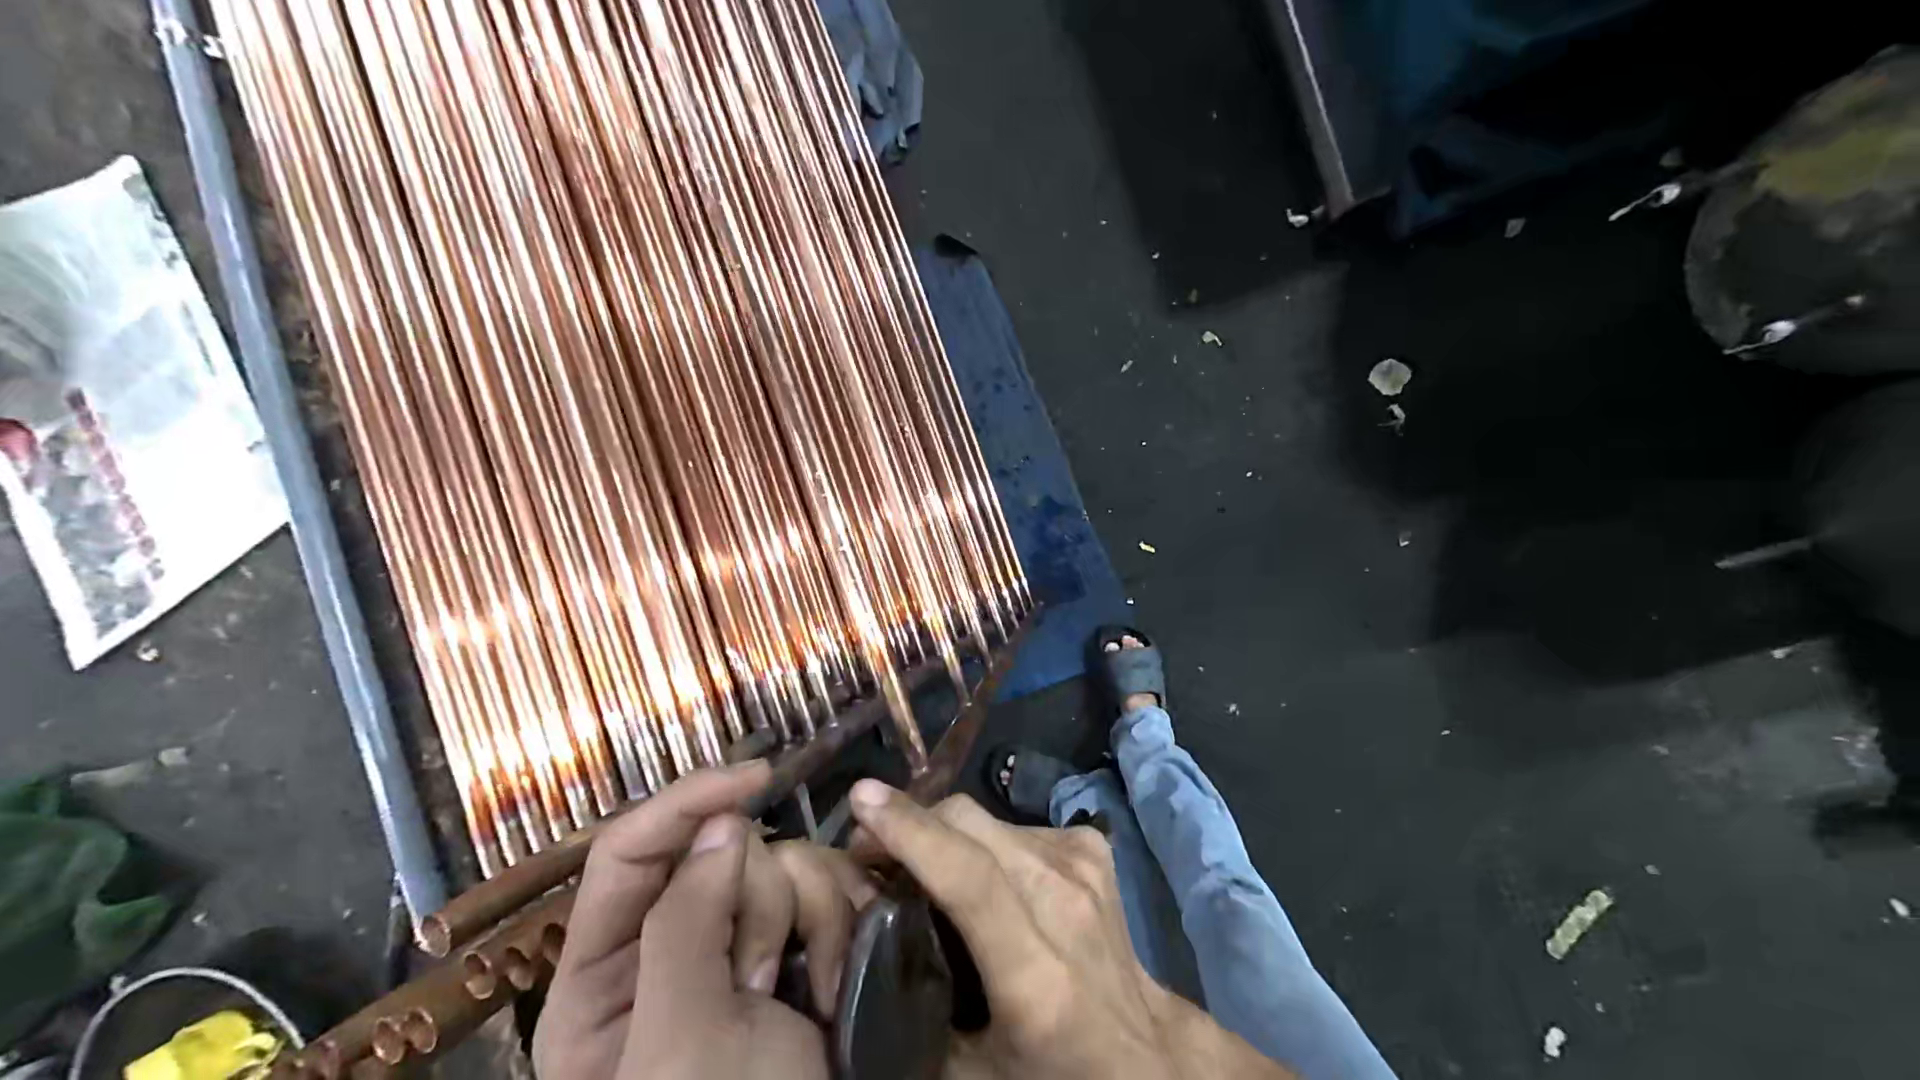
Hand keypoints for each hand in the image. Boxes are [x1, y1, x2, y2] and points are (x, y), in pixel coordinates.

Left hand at [534, 763, 874, 1079]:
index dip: (686, 801)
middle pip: (718, 850)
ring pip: (779, 859)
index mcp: (602, 976)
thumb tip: (722, 824)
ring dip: (802, 919)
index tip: (757, 777)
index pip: (626, 852)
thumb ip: (685, 926)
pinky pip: (822, 882)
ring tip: (802, 992)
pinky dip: (835, 922)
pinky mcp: (796, 940)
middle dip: (754, 902)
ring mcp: (739, 940)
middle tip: (760, 981)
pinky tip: (832, 980)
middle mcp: (667, 944)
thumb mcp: (683, 1048)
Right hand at [847, 780, 1294, 1079]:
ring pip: (985, 817)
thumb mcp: (969, 1072)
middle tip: (871, 857)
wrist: (1146, 1052)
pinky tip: (976, 871)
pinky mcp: (1090, 845)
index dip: (912, 833)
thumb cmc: (1052, 1070)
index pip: (970, 878)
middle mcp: (1063, 901)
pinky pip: (1010, 822)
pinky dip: (979, 838)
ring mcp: (1083, 864)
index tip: (861, 798)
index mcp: (1036, 974)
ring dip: (941, 831)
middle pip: (970, 825)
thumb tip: (853, 939)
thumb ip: (910, 1010)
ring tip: (917, 865)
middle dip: (910, 825)